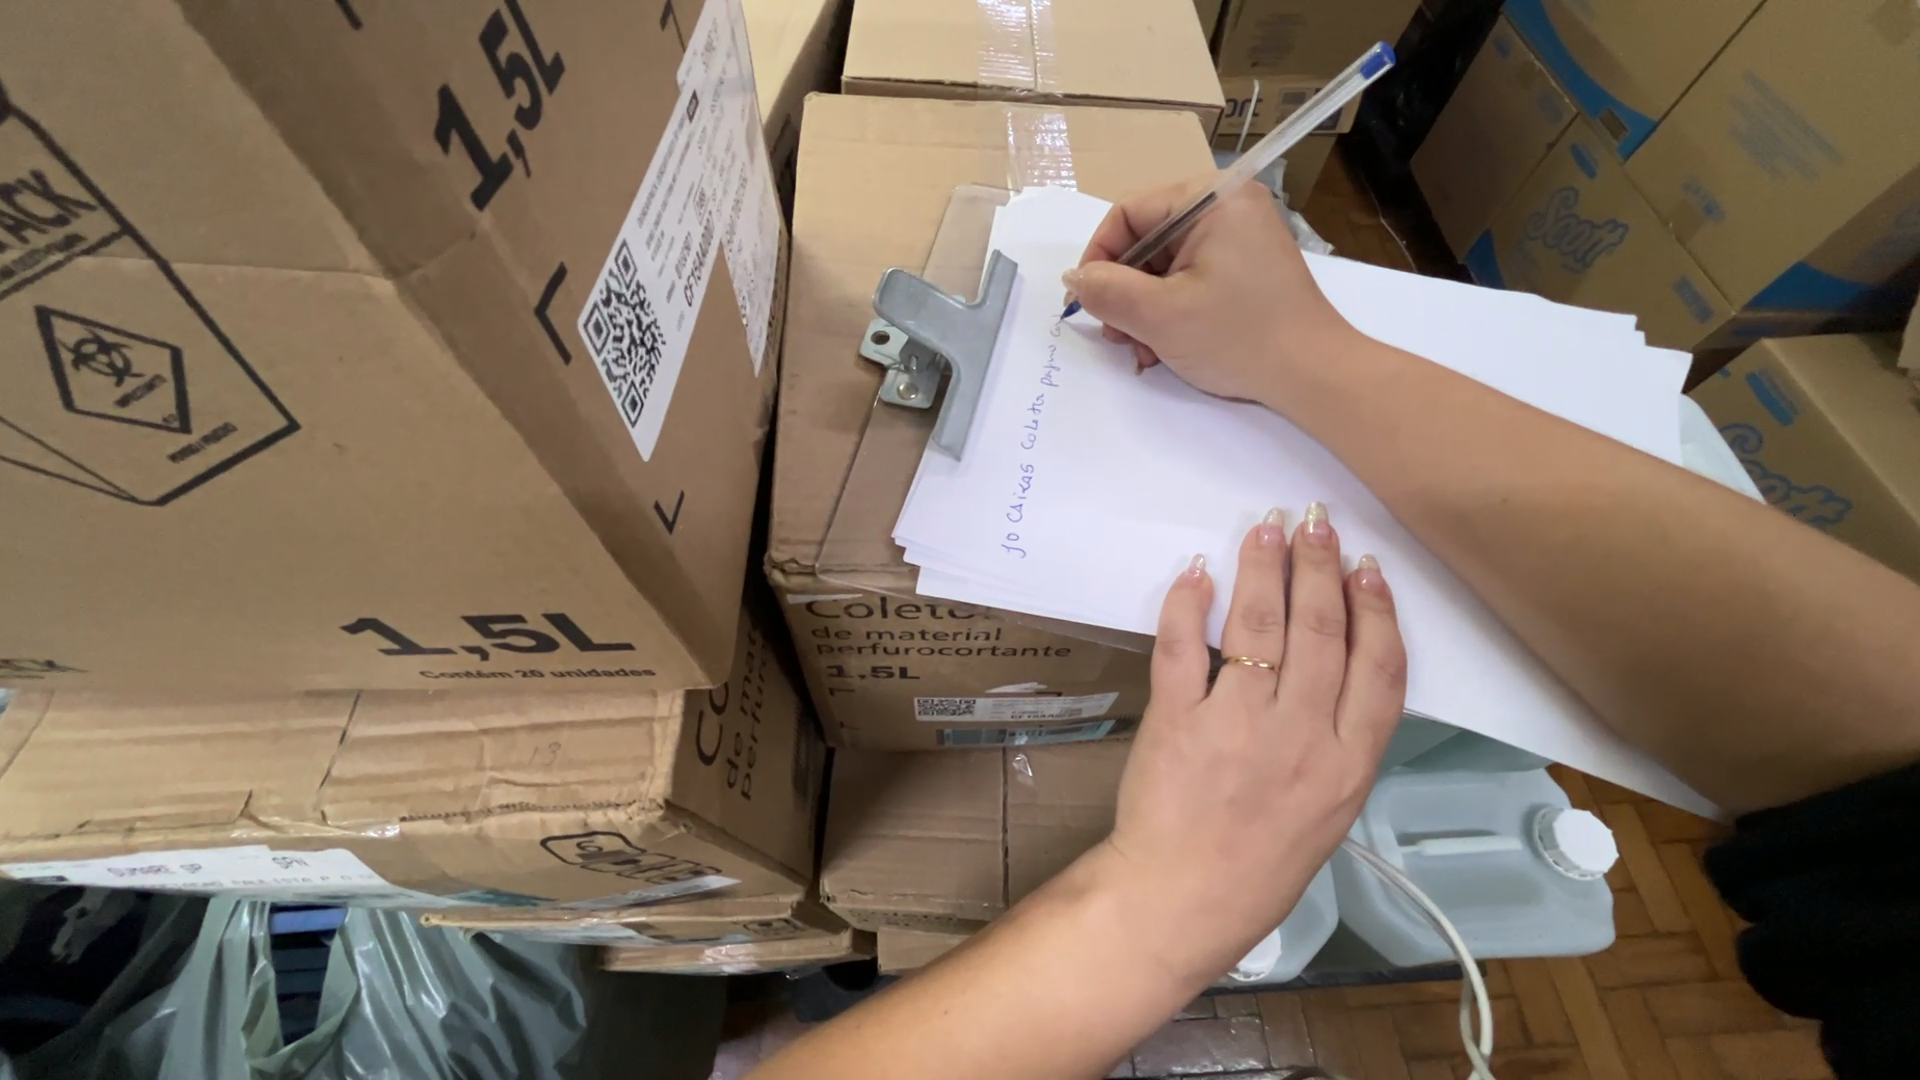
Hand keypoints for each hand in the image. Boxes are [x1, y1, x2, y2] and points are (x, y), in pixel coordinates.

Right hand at [1061, 176, 1358, 404]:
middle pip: (1146, 241)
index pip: (1129, 213)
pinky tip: (1163, 348)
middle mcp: (1227, 208)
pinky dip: (1169, 313)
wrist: (1311, 374)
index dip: (1099, 257)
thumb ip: (1106, 291)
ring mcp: (1239, 239)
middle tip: (1117, 336)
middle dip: (1123, 292)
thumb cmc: (1237, 337)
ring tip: (1141, 350)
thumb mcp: (1159, 315)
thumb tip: (1073, 278)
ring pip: (1163, 267)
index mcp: (1211, 199)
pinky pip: (1189, 280)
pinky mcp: (1244, 270)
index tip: (1088, 302)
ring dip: (1142, 311)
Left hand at [1095, 503, 1405, 977]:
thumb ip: (1340, 740)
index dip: (1377, 609)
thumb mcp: (1329, 809)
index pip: (1380, 669)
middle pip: (1323, 633)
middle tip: (1316, 522)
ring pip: (1259, 628)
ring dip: (1264, 569)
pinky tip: (1198, 571)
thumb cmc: (1260, 861)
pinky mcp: (1177, 719)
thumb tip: (1341, 667)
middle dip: (1321, 568)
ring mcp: (1236, 724)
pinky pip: (1184, 647)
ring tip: (1268, 528)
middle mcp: (1301, 736)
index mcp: (1348, 764)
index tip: (1367, 566)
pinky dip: (1189, 604)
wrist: (1182, 896)